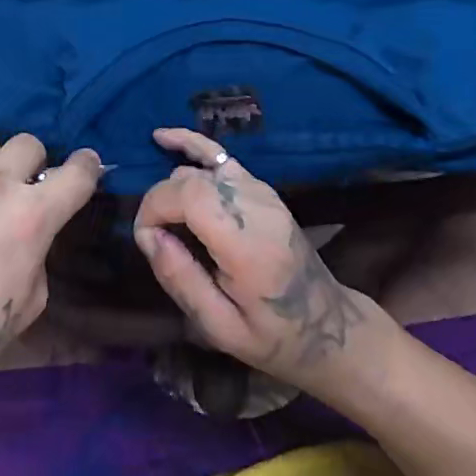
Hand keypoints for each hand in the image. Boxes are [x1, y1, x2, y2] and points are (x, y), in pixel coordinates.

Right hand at [133, 127, 383, 390]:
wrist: (329, 327)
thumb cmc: (275, 337)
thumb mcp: (221, 329)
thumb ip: (181, 279)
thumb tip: (147, 236)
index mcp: (248, 244)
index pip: (189, 196)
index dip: (154, 209)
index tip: (145, 239)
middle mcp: (257, 205)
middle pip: (190, 179)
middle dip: (159, 201)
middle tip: (154, 239)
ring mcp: (262, 190)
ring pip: (201, 166)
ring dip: (173, 185)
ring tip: (162, 218)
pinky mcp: (262, 187)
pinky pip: (220, 156)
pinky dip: (191, 147)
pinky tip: (164, 138)